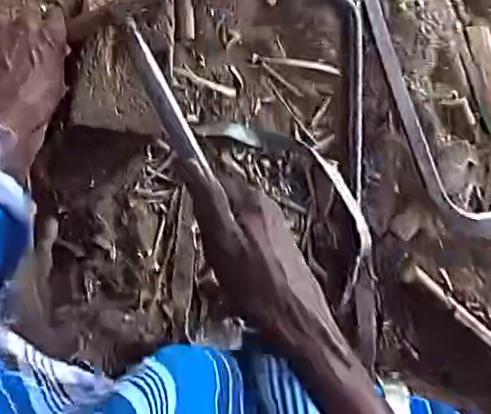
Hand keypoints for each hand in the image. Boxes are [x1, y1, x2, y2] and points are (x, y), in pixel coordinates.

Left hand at [0, 15, 67, 178]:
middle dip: (27, 31)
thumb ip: (56, 59)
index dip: (49, 28)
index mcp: (54, 36)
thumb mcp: (56, 83)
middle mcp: (32, 23)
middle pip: (30, 17)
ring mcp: (7, 24)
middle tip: (21, 49)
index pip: (56, 17)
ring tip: (1, 54)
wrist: (0, 115)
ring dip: (6, 34)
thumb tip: (60, 50)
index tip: (45, 38)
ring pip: (8, 22)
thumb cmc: (34, 107)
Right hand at [183, 172, 388, 413]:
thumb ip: (206, 197)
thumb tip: (187, 159)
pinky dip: (235, 263)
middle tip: (204, 253)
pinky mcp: (281, 254)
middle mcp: (266, 208)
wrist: (303, 330)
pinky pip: (247, 248)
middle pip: (223, 204)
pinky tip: (232, 289)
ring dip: (219, 248)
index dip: (196, 194)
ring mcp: (276, 231)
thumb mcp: (222, 238)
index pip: (213, 176)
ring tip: (216, 276)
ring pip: (234, 228)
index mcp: (252, 198)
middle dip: (208, 226)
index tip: (190, 217)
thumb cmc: (258, 286)